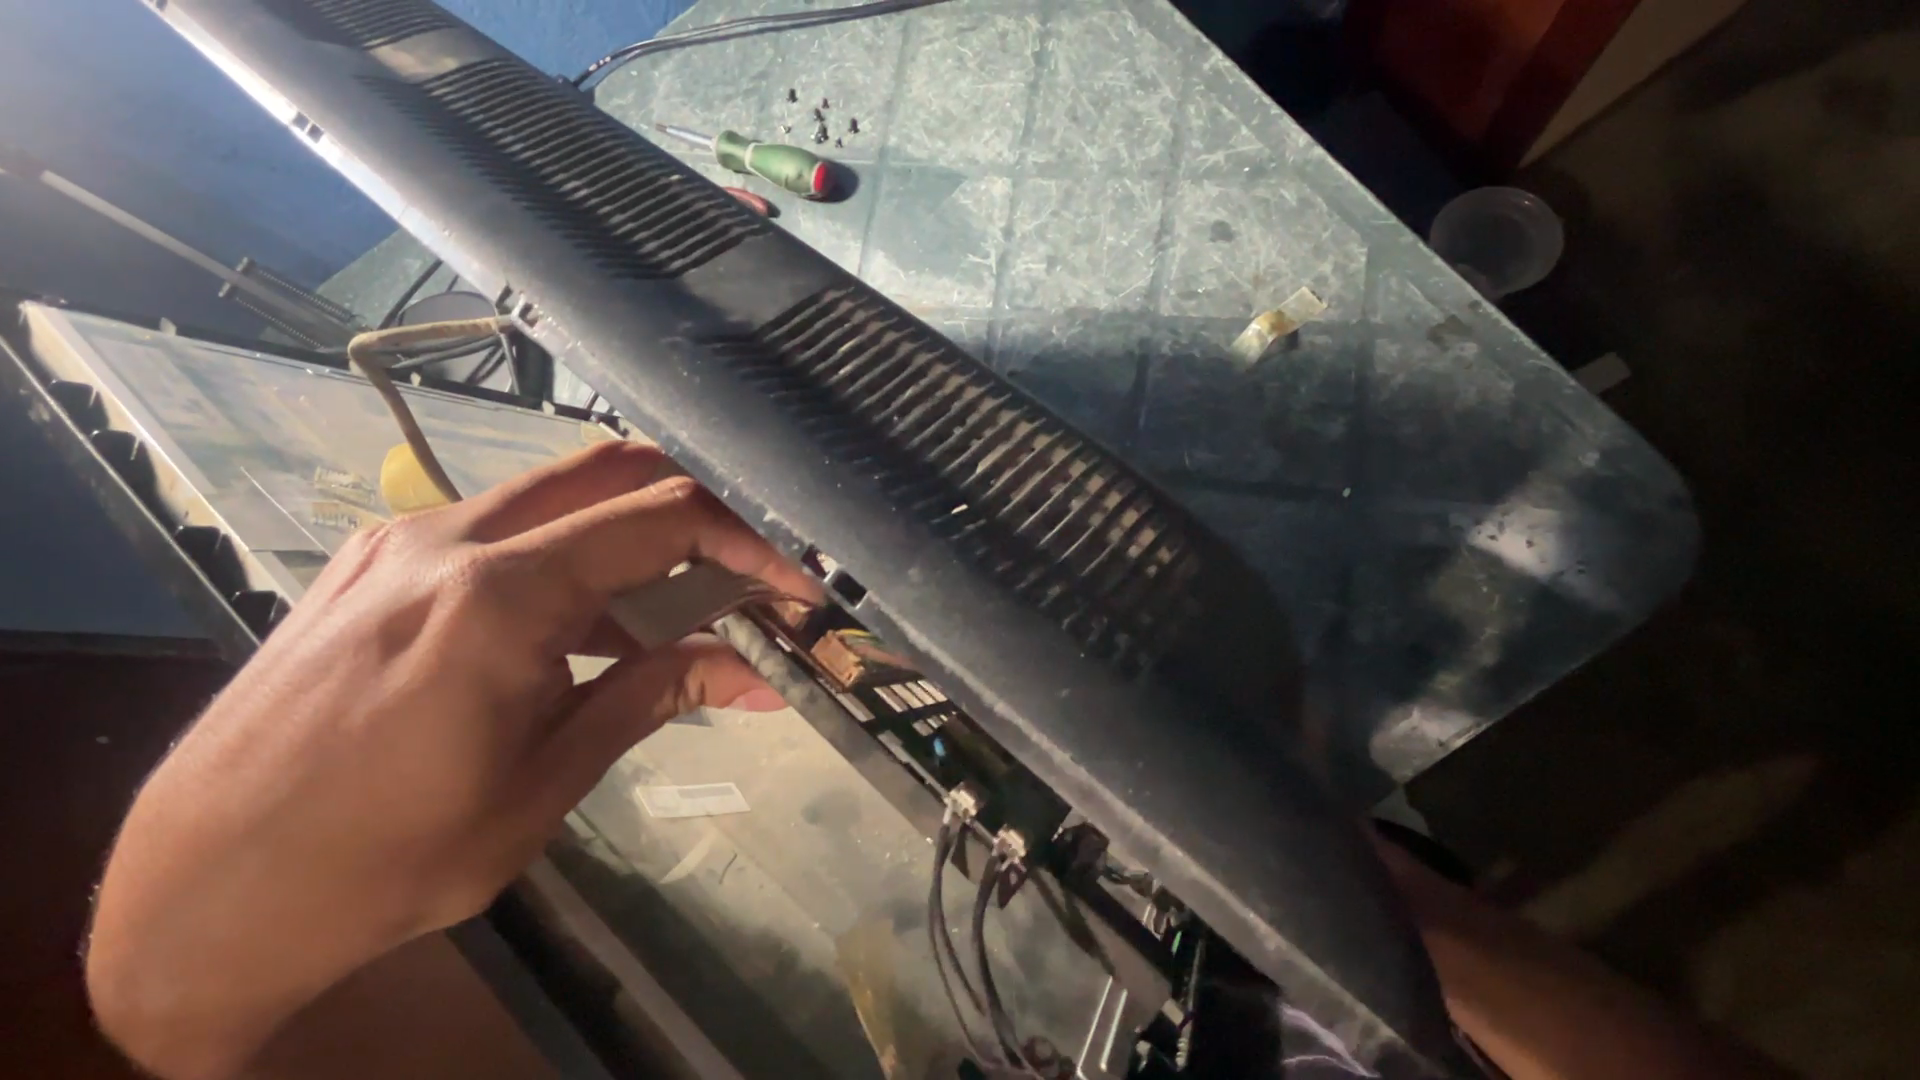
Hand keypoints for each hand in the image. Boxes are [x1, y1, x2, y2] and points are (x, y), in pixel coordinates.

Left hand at [86, 441, 817, 1079]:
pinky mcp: (374, 560)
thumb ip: (654, 697)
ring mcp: (404, 540)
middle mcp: (451, 538)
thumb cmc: (388, 860)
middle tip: (747, 568)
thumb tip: (760, 675)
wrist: (194, 896)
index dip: (748, 544)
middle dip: (698, 507)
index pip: (662, 521)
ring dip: (633, 535)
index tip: (795, 586)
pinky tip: (582, 625)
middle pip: (613, 469)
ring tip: (673, 613)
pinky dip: (569, 554)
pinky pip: (502, 526)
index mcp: (501, 597)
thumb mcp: (545, 784)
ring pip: (557, 491)